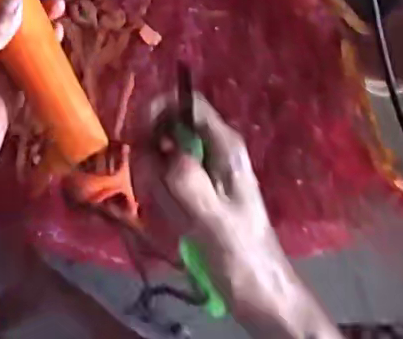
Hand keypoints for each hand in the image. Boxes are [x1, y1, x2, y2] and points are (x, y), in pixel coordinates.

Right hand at [154, 93, 339, 336]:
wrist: (265, 299)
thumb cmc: (243, 258)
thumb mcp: (212, 219)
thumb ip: (187, 180)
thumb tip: (162, 148)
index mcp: (226, 146)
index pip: (187, 101)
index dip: (158, 106)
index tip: (138, 132)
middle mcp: (216, 147)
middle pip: (170, 122)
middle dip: (152, 146)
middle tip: (148, 176)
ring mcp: (208, 166)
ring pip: (164, 148)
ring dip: (155, 172)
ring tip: (163, 203)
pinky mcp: (200, 185)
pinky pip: (167, 171)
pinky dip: (159, 185)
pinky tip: (167, 210)